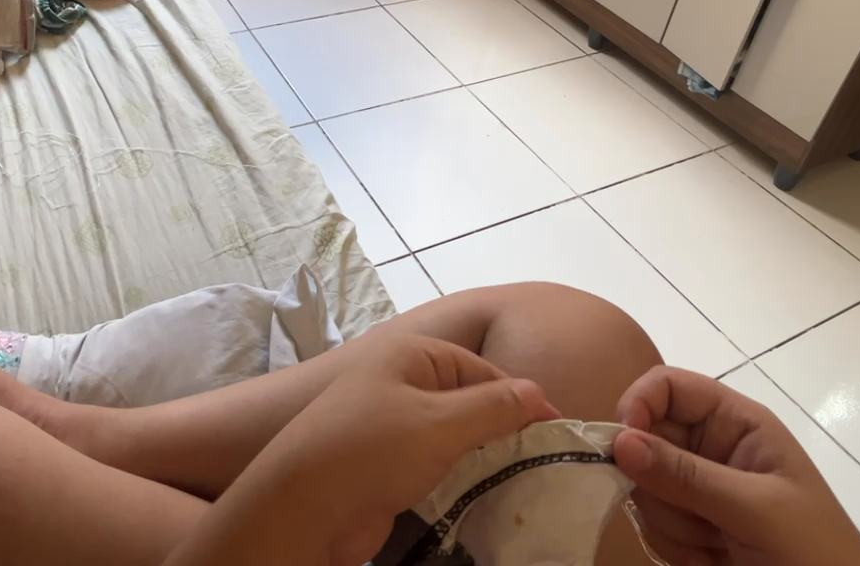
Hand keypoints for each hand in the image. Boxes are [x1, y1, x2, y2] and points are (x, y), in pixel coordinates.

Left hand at [169, 334, 559, 565]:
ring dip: (486, 456)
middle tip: (544, 460)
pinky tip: (489, 494)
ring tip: (526, 480)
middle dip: (504, 427)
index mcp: (412, 355)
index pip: (480, 368)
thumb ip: (492, 407)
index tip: (556, 430)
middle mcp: (403, 381)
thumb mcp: (439, 423)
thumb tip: (539, 393)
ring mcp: (395, 422)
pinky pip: (439, 462)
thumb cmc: (372, 448)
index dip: (518, 397)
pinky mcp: (391, 462)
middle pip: (470, 399)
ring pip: (457, 434)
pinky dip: (464, 476)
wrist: (304, 505)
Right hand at [614, 367, 859, 565]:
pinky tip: (712, 560)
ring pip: (644, 484)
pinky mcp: (692, 525)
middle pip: (647, 437)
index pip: (668, 386)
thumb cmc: (815, 556)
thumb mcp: (756, 511)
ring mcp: (699, 488)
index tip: (623, 444)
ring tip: (716, 546)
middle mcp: (712, 446)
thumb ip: (686, 475)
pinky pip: (653, 522)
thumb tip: (618, 441)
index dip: (640, 403)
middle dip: (658, 481)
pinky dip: (676, 547)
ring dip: (672, 522)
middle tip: (694, 517)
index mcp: (736, 422)